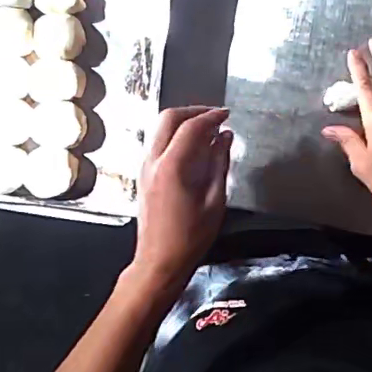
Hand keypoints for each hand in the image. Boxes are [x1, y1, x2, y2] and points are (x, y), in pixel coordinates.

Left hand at [132, 106, 232, 282]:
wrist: (159, 261)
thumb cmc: (190, 237)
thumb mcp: (214, 200)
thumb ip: (219, 163)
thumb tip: (225, 137)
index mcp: (172, 166)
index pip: (191, 127)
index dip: (211, 116)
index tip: (227, 115)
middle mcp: (153, 161)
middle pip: (169, 118)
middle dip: (193, 111)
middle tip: (215, 117)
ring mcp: (145, 167)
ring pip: (160, 128)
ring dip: (184, 123)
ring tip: (208, 131)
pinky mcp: (144, 175)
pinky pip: (158, 143)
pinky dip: (176, 136)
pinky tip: (194, 148)